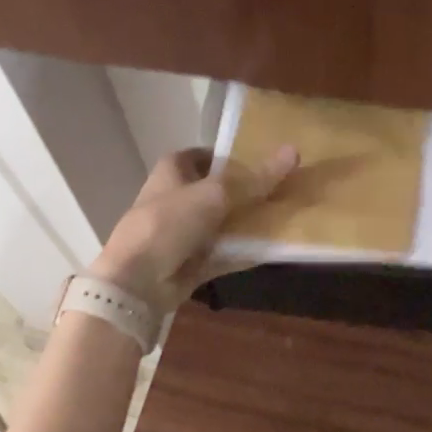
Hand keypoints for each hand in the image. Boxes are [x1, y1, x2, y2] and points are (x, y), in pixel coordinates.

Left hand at [88, 145, 298, 311]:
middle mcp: (178, 198)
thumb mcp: (215, 194)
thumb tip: (294, 152)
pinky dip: (244, 252)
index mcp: (174, 170)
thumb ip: (255, 179)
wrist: (138, 280)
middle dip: (249, 194)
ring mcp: (185, 233)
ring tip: (286, 219)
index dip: (236, 158)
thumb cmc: (169, 223)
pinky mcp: (192, 263)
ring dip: (249, 225)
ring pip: (223, 225)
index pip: (209, 157)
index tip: (268, 164)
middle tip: (286, 193)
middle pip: (220, 192)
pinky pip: (224, 254)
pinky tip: (272, 249)